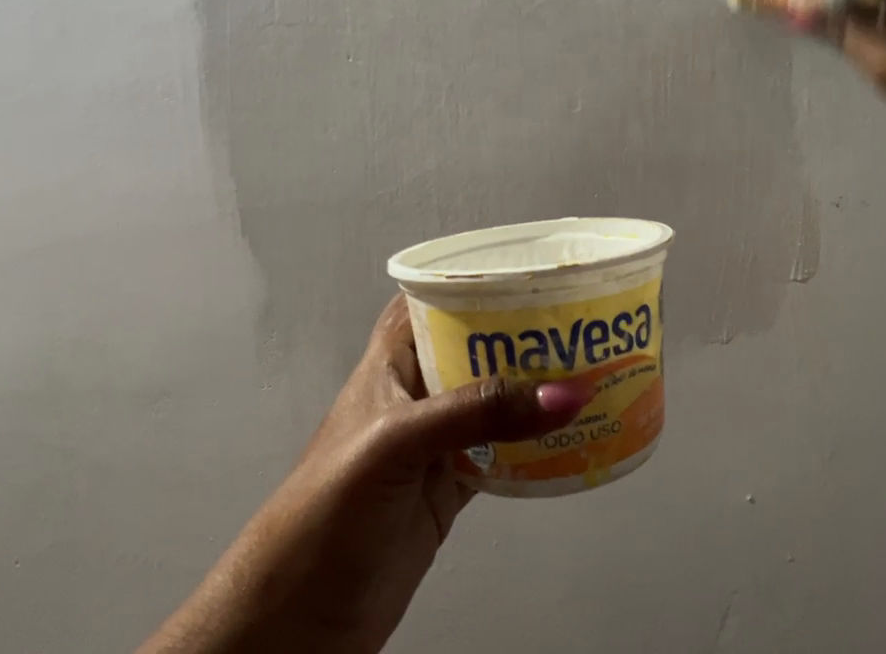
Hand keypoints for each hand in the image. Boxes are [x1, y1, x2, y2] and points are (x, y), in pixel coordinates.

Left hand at [140, 296, 589, 653]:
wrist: (301, 615)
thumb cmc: (321, 515)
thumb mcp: (397, 442)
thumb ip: (477, 413)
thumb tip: (562, 393)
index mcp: (388, 365)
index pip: (431, 303)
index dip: (472, 282)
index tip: (525, 272)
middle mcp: (414, 396)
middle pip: (475, 349)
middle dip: (520, 336)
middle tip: (574, 324)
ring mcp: (433, 444)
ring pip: (494, 402)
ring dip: (533, 391)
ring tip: (585, 374)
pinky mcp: (448, 488)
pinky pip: (503, 454)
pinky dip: (534, 446)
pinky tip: (566, 439)